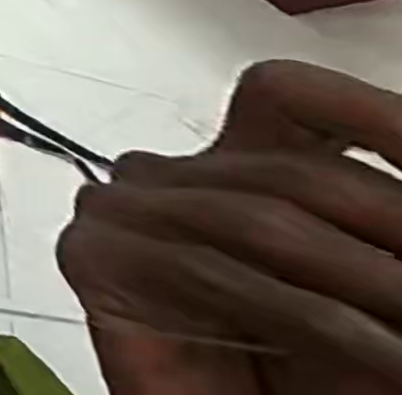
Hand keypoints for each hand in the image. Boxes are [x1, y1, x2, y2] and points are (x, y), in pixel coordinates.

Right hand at [57, 61, 401, 393]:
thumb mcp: (386, 303)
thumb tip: (397, 185)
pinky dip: (316, 322)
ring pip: (255, 217)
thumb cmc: (335, 381)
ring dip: (381, 289)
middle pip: (294, 172)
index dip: (371, 112)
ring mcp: (120, 211)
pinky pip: (206, 267)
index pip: (288, 96)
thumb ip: (379, 231)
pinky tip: (384, 357)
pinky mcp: (91, 257)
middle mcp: (174, 177)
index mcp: (246, 171)